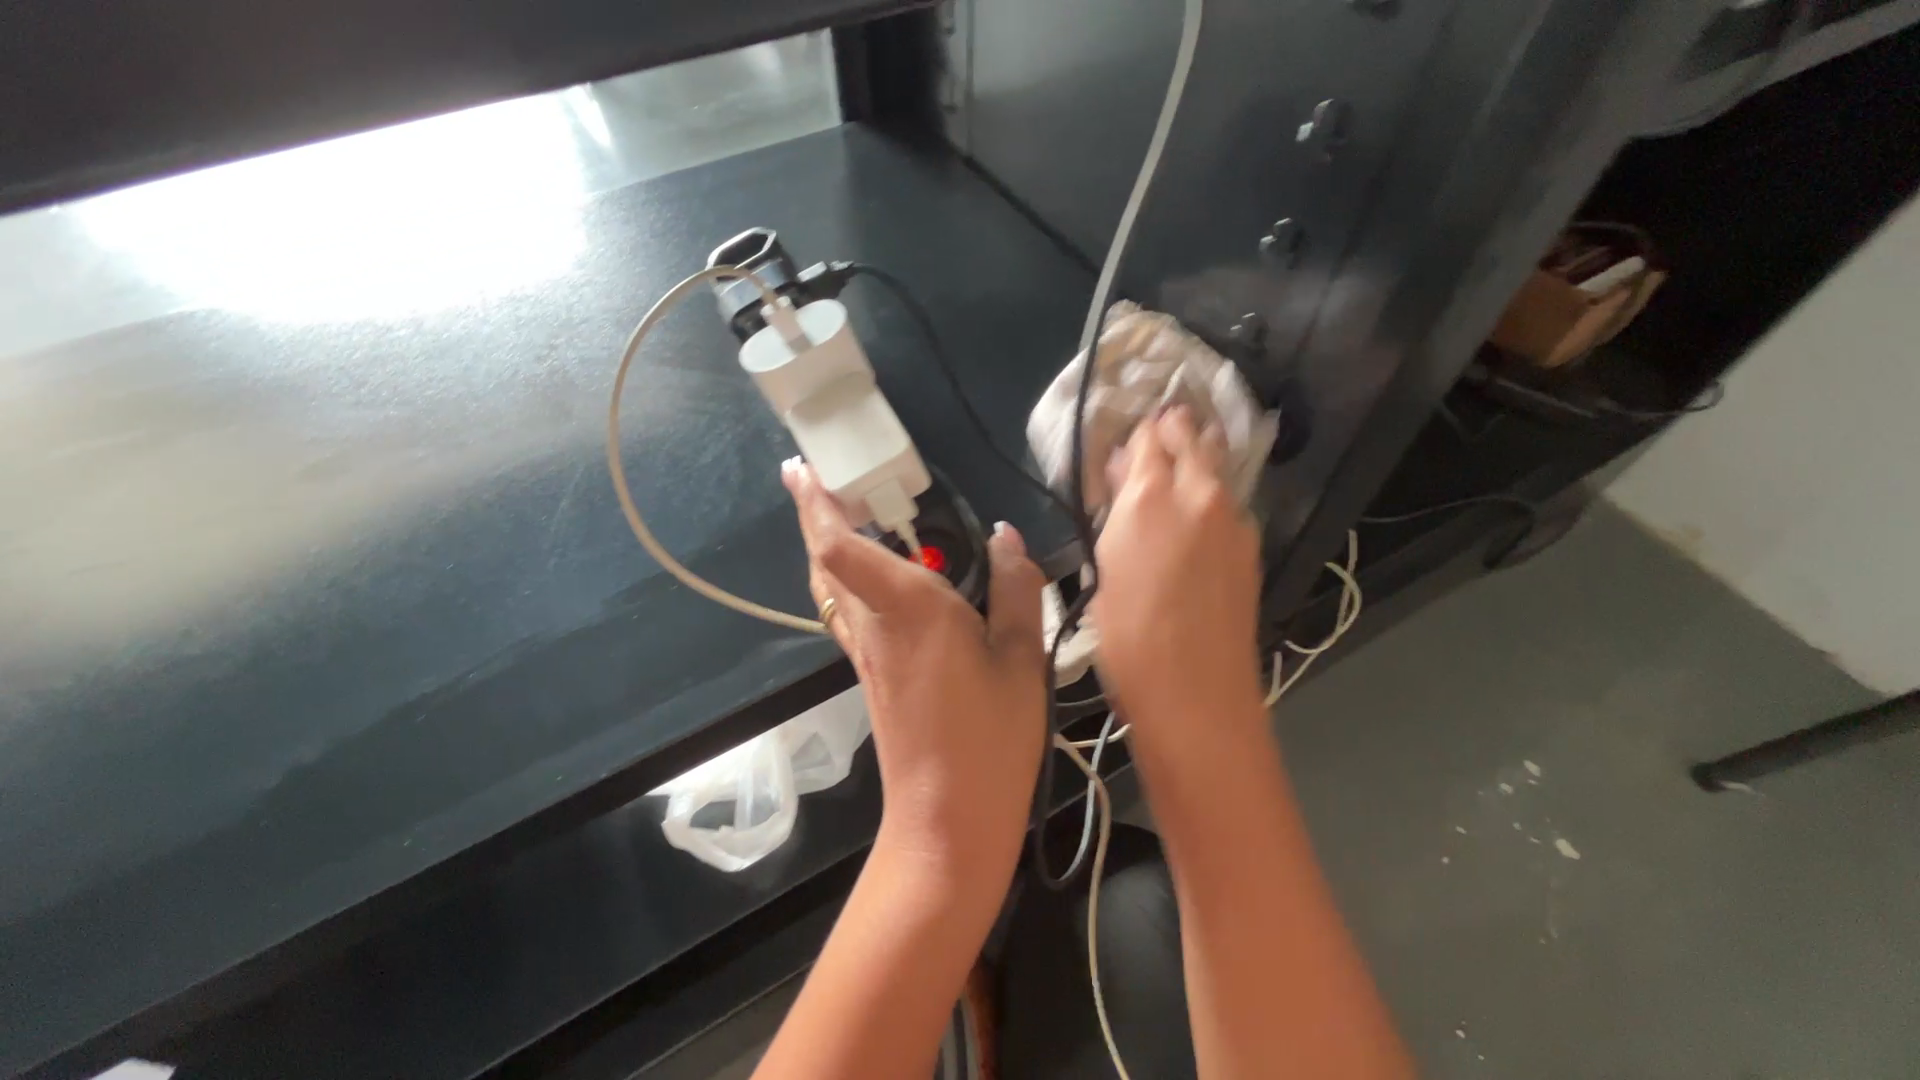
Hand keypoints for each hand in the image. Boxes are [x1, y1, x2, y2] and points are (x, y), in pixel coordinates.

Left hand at [781, 459, 1047, 874]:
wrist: (948, 819)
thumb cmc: (991, 738)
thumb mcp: (1023, 659)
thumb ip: (1017, 589)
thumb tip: (1007, 537)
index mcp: (909, 608)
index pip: (841, 546)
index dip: (816, 504)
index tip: (802, 468)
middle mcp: (875, 624)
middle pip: (825, 562)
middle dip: (812, 515)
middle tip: (812, 476)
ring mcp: (867, 655)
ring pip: (831, 589)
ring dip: (824, 547)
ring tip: (834, 513)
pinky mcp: (872, 678)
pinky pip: (847, 613)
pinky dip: (844, 580)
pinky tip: (870, 578)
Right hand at [1091, 408, 1264, 733]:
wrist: (1196, 689)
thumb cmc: (1128, 637)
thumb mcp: (1105, 571)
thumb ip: (1117, 517)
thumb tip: (1123, 482)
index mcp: (1149, 496)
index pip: (1148, 439)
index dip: (1139, 435)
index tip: (1131, 438)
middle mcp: (1197, 495)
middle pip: (1191, 440)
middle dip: (1176, 431)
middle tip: (1164, 428)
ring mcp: (1232, 519)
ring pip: (1217, 469)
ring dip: (1201, 457)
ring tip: (1187, 459)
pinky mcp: (1251, 547)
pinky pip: (1230, 505)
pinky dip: (1214, 498)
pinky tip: (1201, 515)